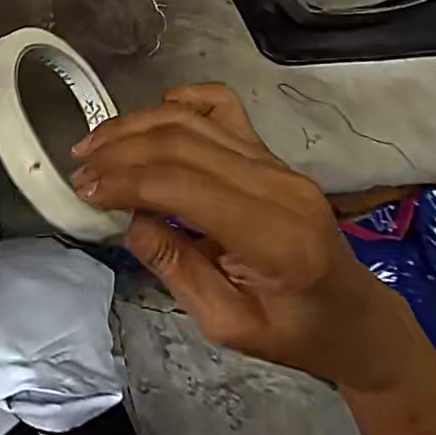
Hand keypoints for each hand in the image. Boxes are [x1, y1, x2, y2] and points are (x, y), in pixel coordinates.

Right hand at [71, 84, 424, 393]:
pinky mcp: (270, 153)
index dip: (126, 180)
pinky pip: (221, 109)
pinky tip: (152, 115)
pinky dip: (182, 102)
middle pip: (183, 142)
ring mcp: (276, 162)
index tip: (85, 188)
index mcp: (272, 236)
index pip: (183, 185)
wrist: (353, 315)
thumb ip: (176, 269)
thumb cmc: (295, 332)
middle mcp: (276, 184)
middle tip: (82, 167)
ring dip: (138, 125)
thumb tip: (130, 219)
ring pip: (195, 119)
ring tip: (97, 142)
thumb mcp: (228, 326)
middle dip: (122, 149)